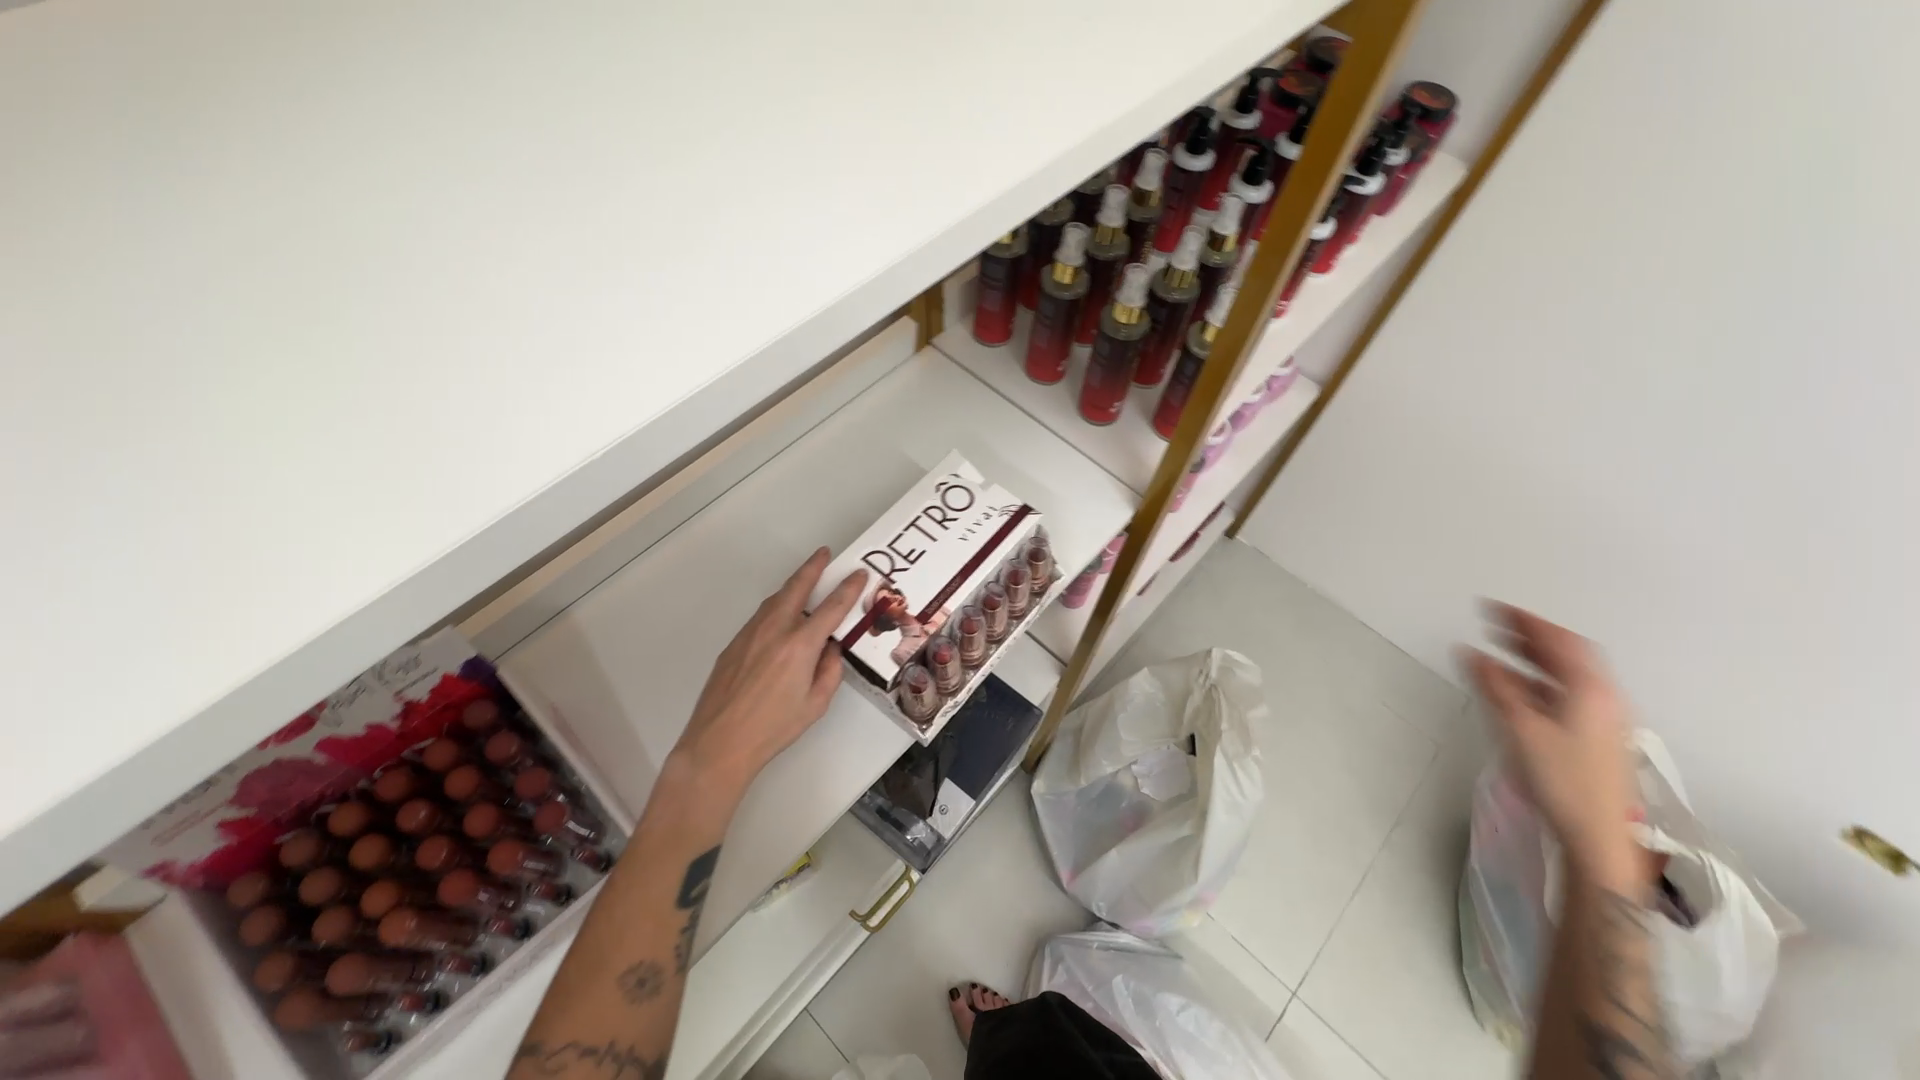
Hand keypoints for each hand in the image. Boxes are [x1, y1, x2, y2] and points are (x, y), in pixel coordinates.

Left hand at [673, 549, 865, 794]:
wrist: (720, 742)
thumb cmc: (773, 728)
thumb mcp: (815, 704)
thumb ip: (829, 672)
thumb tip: (829, 650)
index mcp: (800, 646)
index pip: (831, 608)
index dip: (847, 589)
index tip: (858, 574)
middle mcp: (774, 631)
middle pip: (796, 588)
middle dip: (812, 568)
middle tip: (824, 554)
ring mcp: (750, 635)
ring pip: (775, 601)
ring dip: (792, 586)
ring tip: (805, 581)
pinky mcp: (733, 645)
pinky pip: (760, 617)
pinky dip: (775, 608)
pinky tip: (781, 618)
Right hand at [1463, 603, 1641, 889]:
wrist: (1599, 836)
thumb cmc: (1560, 779)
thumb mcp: (1519, 728)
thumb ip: (1495, 687)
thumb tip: (1472, 654)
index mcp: (1589, 690)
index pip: (1558, 641)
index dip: (1525, 622)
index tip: (1494, 609)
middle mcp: (1604, 699)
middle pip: (1569, 656)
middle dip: (1532, 638)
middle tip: (1498, 627)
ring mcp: (1605, 721)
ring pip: (1570, 677)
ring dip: (1538, 660)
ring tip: (1506, 652)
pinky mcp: (1599, 740)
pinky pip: (1570, 695)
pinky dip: (1543, 682)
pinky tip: (1522, 691)